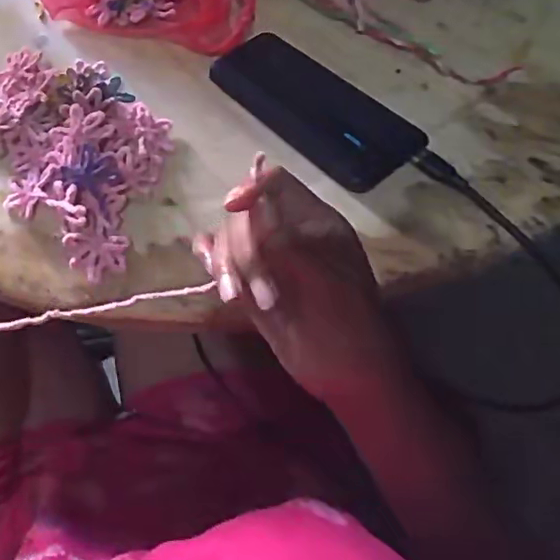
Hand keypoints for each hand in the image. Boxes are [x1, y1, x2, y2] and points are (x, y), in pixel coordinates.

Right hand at [195, 154, 410, 404]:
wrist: (346, 376)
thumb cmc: (346, 327)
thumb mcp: (319, 279)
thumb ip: (281, 238)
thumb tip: (249, 200)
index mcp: (313, 222)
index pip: (275, 183)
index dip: (252, 187)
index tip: (232, 206)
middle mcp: (287, 231)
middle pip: (244, 212)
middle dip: (240, 247)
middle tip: (255, 292)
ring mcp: (267, 256)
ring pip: (227, 236)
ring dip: (225, 264)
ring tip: (234, 296)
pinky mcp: (249, 279)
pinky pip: (220, 257)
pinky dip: (212, 262)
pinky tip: (215, 277)